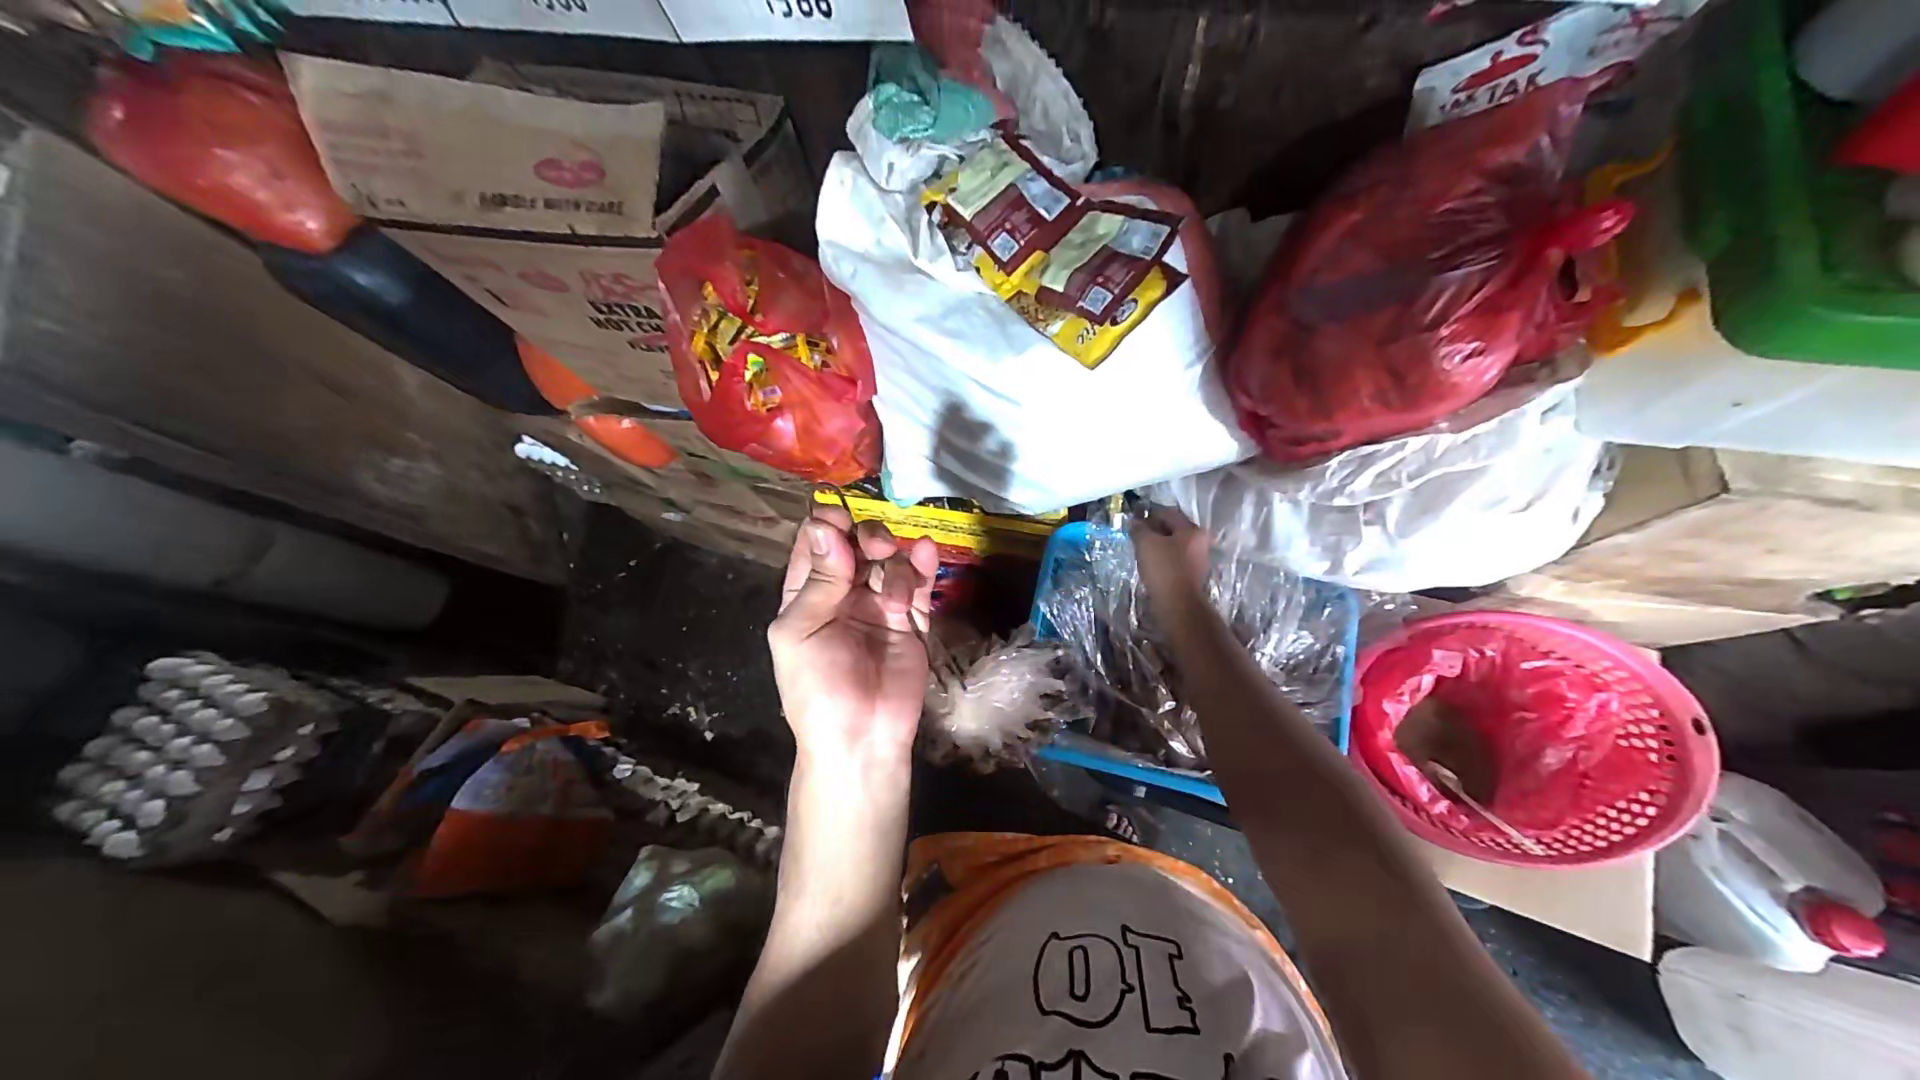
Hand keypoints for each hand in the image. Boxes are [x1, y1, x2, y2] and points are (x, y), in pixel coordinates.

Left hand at [768, 505, 939, 771]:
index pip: (816, 546)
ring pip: (888, 560)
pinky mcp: (911, 618)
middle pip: (856, 545)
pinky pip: (917, 582)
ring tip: (893, 588)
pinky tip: (926, 552)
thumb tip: (826, 526)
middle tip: (873, 547)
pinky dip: (922, 564)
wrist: (861, 738)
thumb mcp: (800, 633)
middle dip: (866, 537)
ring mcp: (879, 604)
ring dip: (892, 560)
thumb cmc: (817, 688)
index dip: (826, 525)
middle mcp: (843, 593)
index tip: (839, 514)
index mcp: (807, 595)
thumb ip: (819, 581)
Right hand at [1131, 507, 1211, 618]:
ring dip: (1158, 545)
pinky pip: (1175, 559)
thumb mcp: (1146, 543)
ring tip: (1142, 551)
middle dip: (1154, 530)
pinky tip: (1151, 564)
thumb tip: (1135, 521)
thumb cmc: (1163, 568)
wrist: (1177, 604)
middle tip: (1137, 536)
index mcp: (1192, 530)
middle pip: (1173, 529)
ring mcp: (1198, 559)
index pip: (1168, 513)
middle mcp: (1200, 542)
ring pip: (1174, 544)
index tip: (1134, 522)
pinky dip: (1163, 558)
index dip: (1149, 515)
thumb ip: (1139, 528)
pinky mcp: (1193, 574)